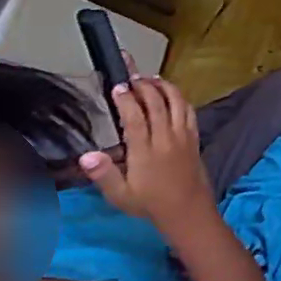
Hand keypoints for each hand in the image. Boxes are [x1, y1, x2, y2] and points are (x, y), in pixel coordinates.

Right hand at [79, 78, 212, 230]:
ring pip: (178, 103)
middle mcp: (167, 138)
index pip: (137, 119)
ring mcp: (184, 135)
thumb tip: (86, 154)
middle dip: (146, 87)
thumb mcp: (119, 194)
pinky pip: (190, 111)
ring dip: (166, 88)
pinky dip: (181, 98)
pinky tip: (173, 94)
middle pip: (158, 105)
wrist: (187, 205)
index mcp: (146, 151)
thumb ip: (103, 173)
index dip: (128, 100)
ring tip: (152, 78)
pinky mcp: (195, 136)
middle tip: (133, 75)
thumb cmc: (149, 201)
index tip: (118, 86)